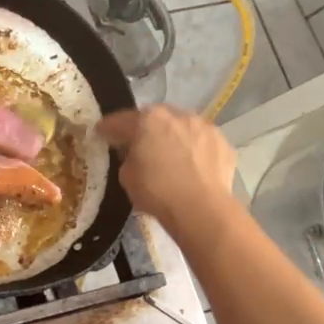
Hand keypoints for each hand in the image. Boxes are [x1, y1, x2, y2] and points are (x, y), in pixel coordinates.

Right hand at [97, 105, 236, 235]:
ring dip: (172, 135)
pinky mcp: (223, 143)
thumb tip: (135, 153)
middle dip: (144, 127)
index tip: (101, 133)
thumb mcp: (126, 175)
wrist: (202, 209)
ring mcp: (204, 127)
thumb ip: (127, 157)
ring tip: (168, 153)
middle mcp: (177, 115)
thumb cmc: (157, 190)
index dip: (107, 128)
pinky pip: (201, 141)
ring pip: (181, 126)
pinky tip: (190, 165)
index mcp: (147, 120)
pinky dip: (193, 149)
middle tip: (137, 143)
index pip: (120, 120)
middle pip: (154, 117)